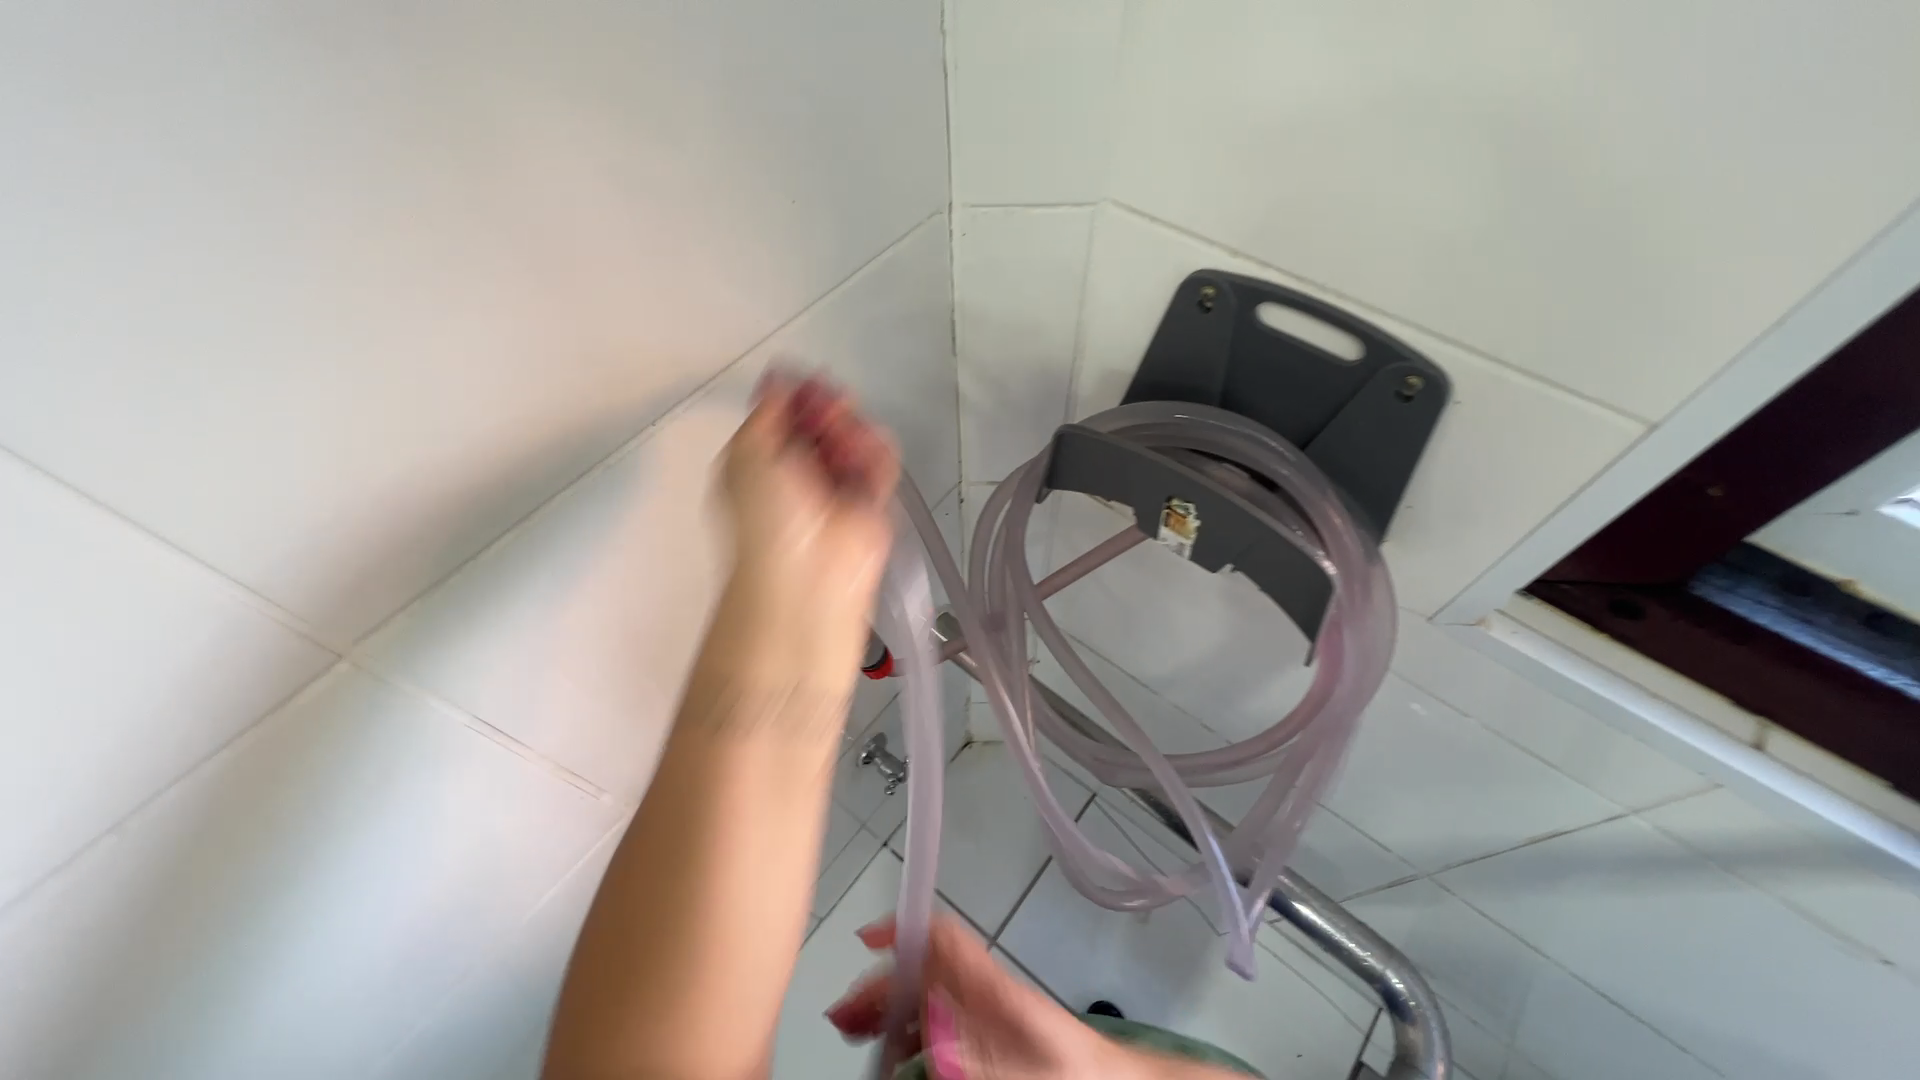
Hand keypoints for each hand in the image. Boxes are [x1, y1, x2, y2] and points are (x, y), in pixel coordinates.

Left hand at [719, 372, 899, 667]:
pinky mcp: (871, 500)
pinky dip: (877, 452)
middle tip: (831, 408)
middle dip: (828, 408)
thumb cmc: (767, 522)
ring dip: (852, 431)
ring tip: (845, 442)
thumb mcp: (747, 453)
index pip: (784, 416)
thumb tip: (777, 382)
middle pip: (822, 421)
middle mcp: (799, 473)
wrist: (808, 575)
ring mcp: (837, 487)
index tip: (806, 383)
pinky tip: (866, 452)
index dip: (797, 395)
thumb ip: (766, 413)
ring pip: (853, 437)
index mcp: (763, 461)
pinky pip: (880, 462)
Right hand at [827, 915, 1120, 1079]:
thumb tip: (928, 1044)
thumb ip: (973, 1056)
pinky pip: (939, 1025)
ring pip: (925, 999)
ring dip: (888, 1013)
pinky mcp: (988, 1038)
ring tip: (857, 1036)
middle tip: (844, 1018)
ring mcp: (985, 1015)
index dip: (903, 929)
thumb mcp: (1022, 1069)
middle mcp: (984, 994)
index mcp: (993, 989)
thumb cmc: (1075, 1071)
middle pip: (921, 971)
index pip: (943, 938)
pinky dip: (911, 1035)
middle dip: (879, 986)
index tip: (867, 942)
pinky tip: (895, 1058)